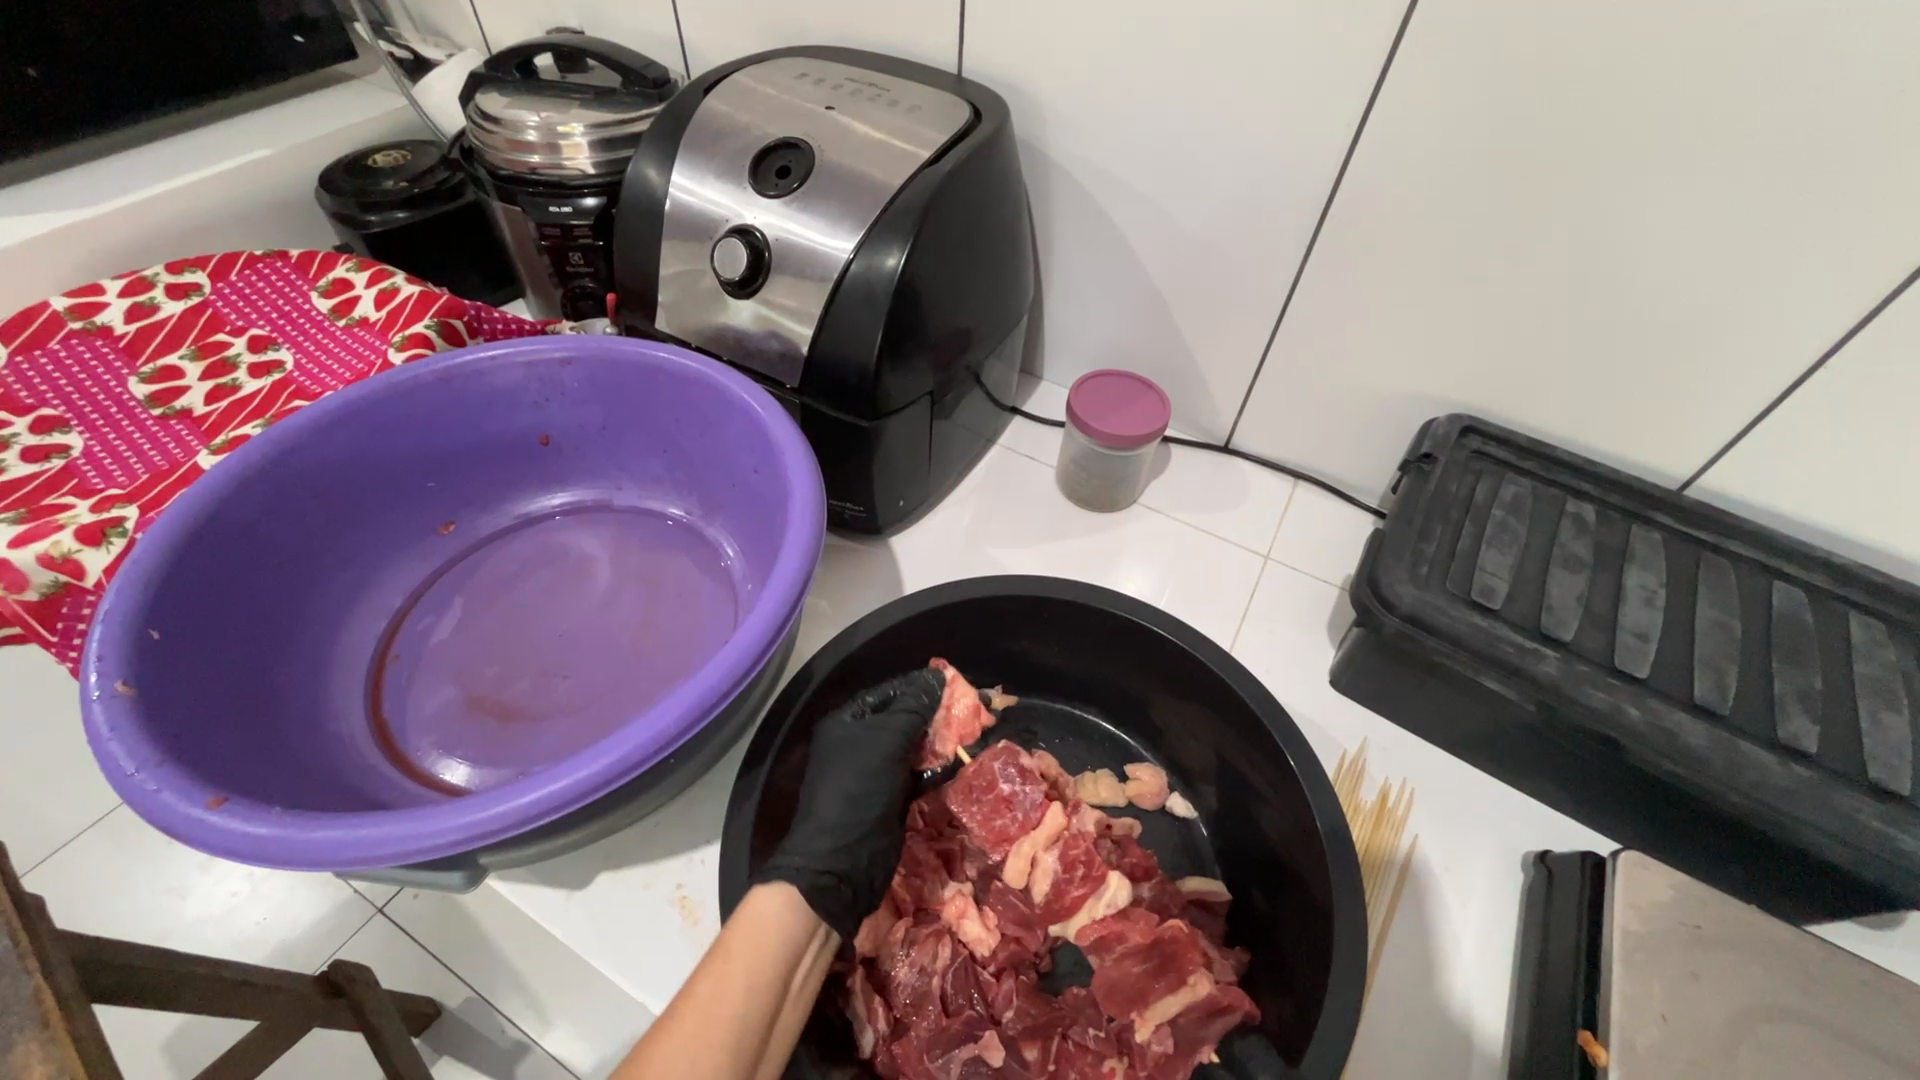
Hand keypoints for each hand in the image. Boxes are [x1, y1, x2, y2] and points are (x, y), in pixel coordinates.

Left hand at [752, 667, 946, 939]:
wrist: (841, 863)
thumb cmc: (858, 790)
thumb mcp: (886, 742)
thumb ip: (913, 709)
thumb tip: (937, 677)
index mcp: (847, 722)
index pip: (888, 693)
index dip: (918, 687)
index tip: (952, 682)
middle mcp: (858, 743)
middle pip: (901, 719)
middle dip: (933, 713)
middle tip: (969, 707)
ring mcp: (874, 773)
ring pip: (912, 746)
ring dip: (937, 740)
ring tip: (969, 730)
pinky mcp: (890, 798)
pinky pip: (916, 773)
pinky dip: (935, 767)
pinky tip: (958, 761)